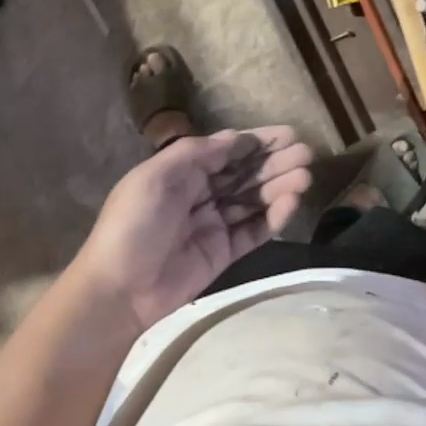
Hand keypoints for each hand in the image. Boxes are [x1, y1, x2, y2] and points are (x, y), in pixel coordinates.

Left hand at [74, 127, 314, 327]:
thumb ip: (196, 154)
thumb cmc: (132, 226)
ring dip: (279, 186)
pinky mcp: (223, 254)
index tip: (288, 134)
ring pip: (253, 201)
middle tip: (307, 153)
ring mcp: (213, 225)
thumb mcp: (154, 178)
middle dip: (275, 162)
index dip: (257, 142)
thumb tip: (236, 137)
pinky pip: (253, 231)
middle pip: (244, 174)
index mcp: (181, 174)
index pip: (227, 152)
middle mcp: (199, 195)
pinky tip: (291, 203)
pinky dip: (273, 217)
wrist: (118, 291)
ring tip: (306, 177)